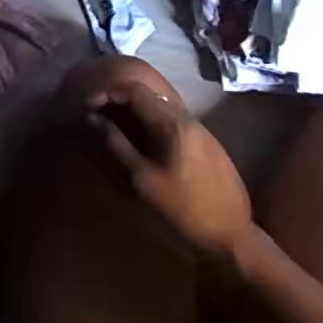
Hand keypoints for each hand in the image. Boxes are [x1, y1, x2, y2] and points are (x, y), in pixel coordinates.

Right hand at [87, 84, 252, 257]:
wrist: (232, 230)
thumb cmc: (185, 208)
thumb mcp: (145, 180)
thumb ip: (120, 146)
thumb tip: (96, 121)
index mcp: (174, 125)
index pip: (137, 91)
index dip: (110, 92)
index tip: (90, 104)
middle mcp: (189, 119)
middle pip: (150, 95)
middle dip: (121, 98)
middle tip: (98, 112)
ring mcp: (201, 129)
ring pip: (162, 106)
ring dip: (136, 109)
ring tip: (115, 122)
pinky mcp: (207, 141)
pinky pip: (173, 119)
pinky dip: (151, 120)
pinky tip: (141, 136)